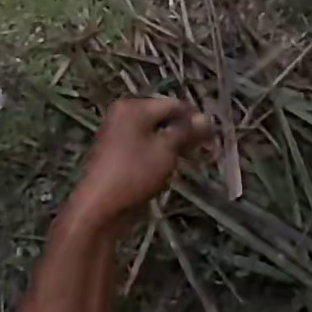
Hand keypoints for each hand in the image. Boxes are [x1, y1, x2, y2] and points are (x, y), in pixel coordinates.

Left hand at [60, 96, 213, 231]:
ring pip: (154, 132)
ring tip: (190, 158)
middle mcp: (122, 115)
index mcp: (132, 107)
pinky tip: (170, 165)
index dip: (195, 118)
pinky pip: (144, 145)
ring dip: (174, 143)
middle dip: (185, 131)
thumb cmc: (133, 173)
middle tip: (204, 149)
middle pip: (163, 116)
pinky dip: (159, 152)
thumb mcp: (166, 149)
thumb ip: (187, 131)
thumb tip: (207, 118)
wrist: (99, 207)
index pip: (173, 104)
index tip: (213, 137)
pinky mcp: (116, 153)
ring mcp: (117, 134)